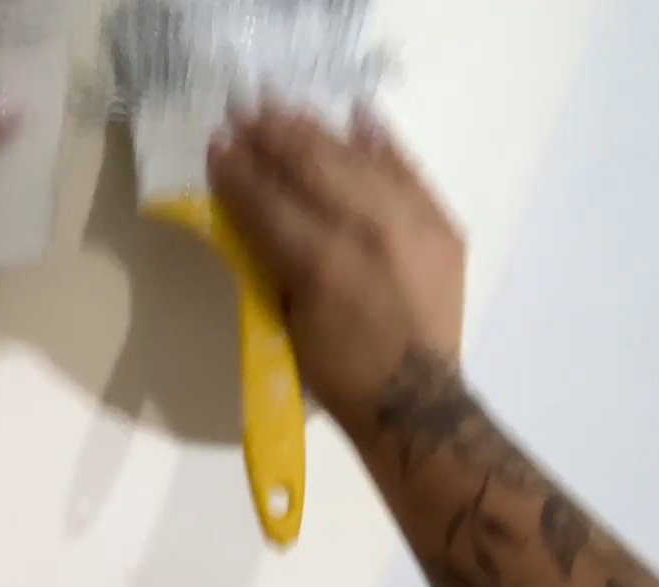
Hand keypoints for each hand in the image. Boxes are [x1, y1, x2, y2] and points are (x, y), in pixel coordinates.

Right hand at [208, 105, 465, 420]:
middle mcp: (367, 231)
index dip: (239, 174)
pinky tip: (357, 116)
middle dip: (273, 138)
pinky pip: (407, 169)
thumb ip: (272, 268)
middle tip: (245, 116)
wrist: (414, 401)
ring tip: (286, 113)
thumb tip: (255, 221)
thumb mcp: (288, 326)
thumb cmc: (336, 375)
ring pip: (356, 159)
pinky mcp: (441, 225)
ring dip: (316, 132)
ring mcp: (411, 222)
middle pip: (312, 167)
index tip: (218, 148)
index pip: (269, 204)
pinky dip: (381, 142)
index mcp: (320, 265)